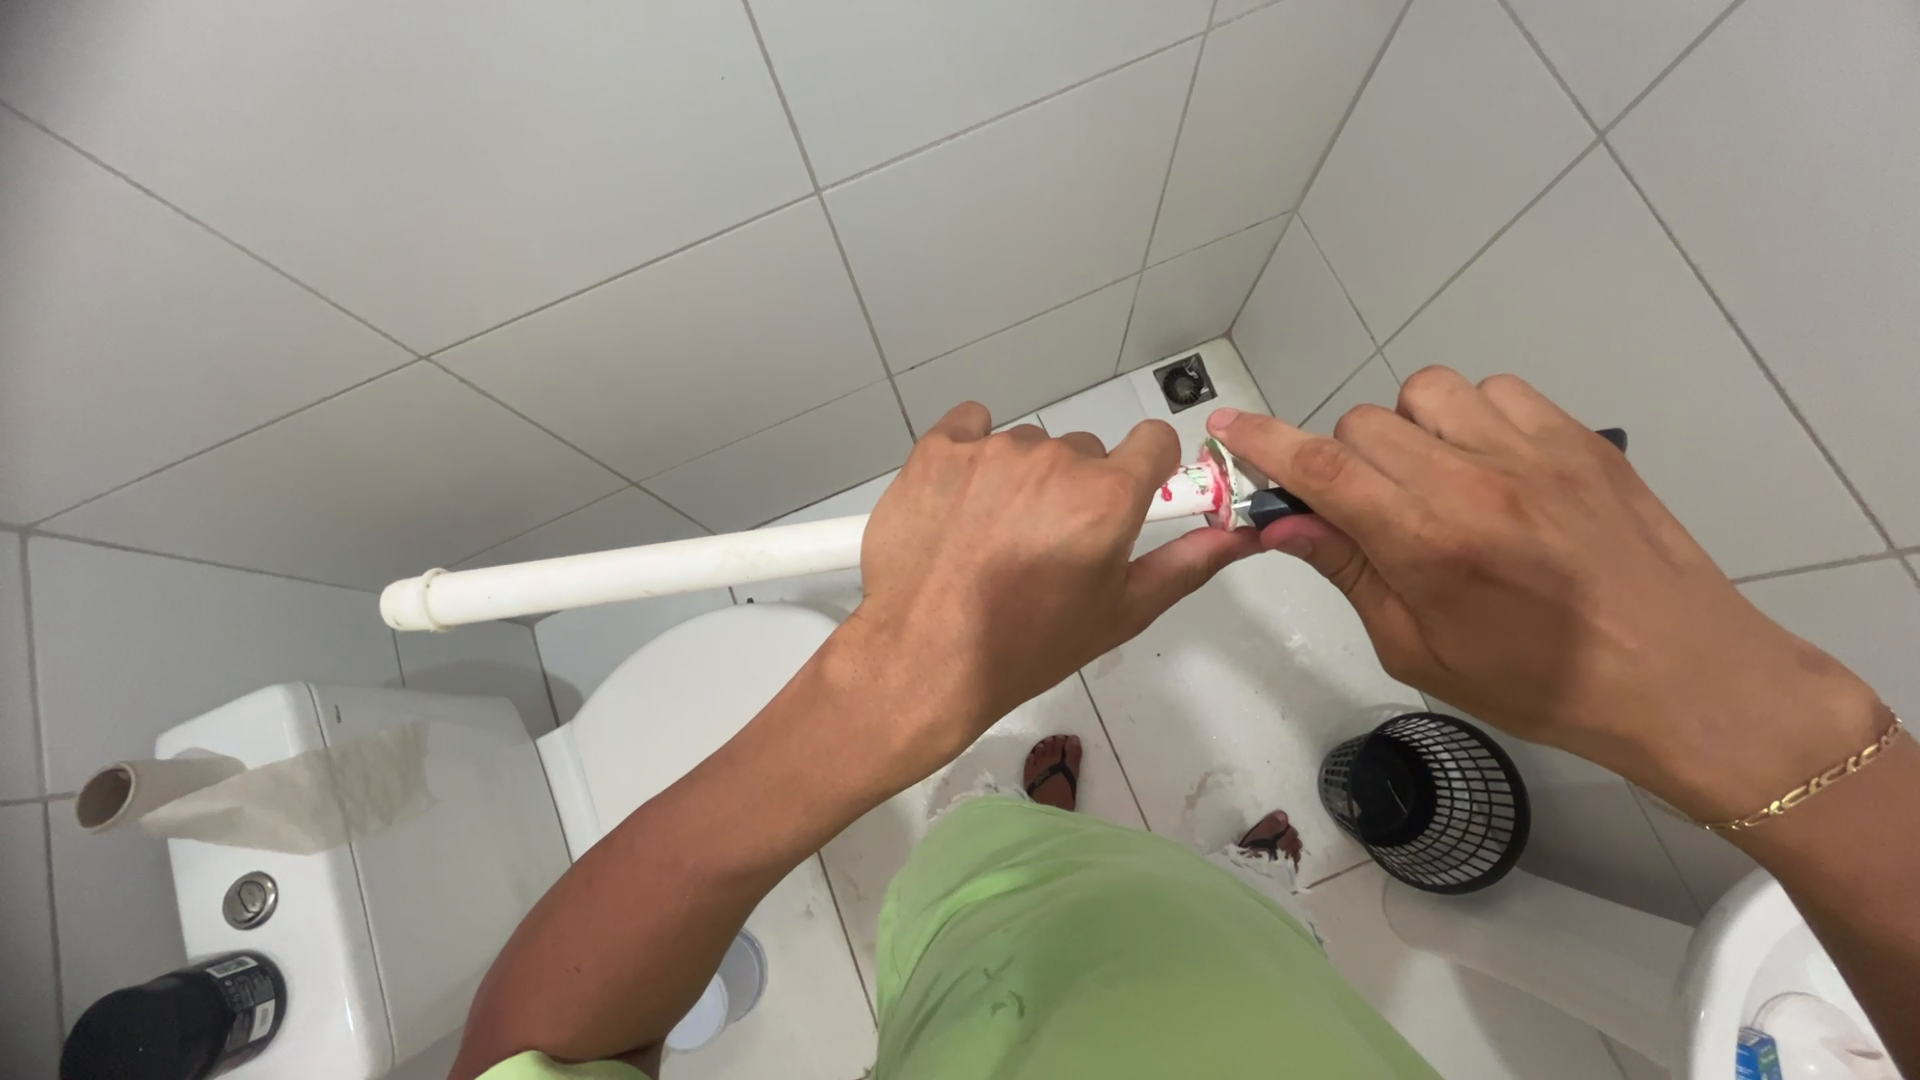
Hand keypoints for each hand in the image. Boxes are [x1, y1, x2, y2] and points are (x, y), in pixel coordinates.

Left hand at [843, 402, 1259, 785]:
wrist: (923, 658)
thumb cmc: (1028, 645)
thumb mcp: (1119, 614)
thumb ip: (1185, 565)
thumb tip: (1242, 534)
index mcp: (1108, 496)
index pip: (1154, 441)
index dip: (1145, 470)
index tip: (1123, 502)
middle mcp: (1054, 459)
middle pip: (1084, 451)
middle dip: (1075, 488)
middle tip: (1042, 544)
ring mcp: (990, 449)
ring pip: (1027, 445)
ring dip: (1021, 477)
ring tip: (990, 535)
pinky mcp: (936, 449)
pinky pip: (970, 424)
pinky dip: (971, 451)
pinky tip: (959, 497)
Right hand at [1208, 366, 1886, 820]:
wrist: (1685, 679)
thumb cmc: (1531, 682)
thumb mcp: (1414, 648)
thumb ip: (1346, 571)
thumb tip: (1280, 523)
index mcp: (1426, 543)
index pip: (1319, 469)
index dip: (1262, 442)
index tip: (1225, 425)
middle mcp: (1473, 481)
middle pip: (1361, 424)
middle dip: (1341, 459)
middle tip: (1364, 507)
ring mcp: (1533, 451)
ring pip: (1424, 392)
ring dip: (1404, 430)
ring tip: (1427, 476)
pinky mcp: (1580, 439)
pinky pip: (1494, 390)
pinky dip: (1467, 417)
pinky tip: (1484, 463)